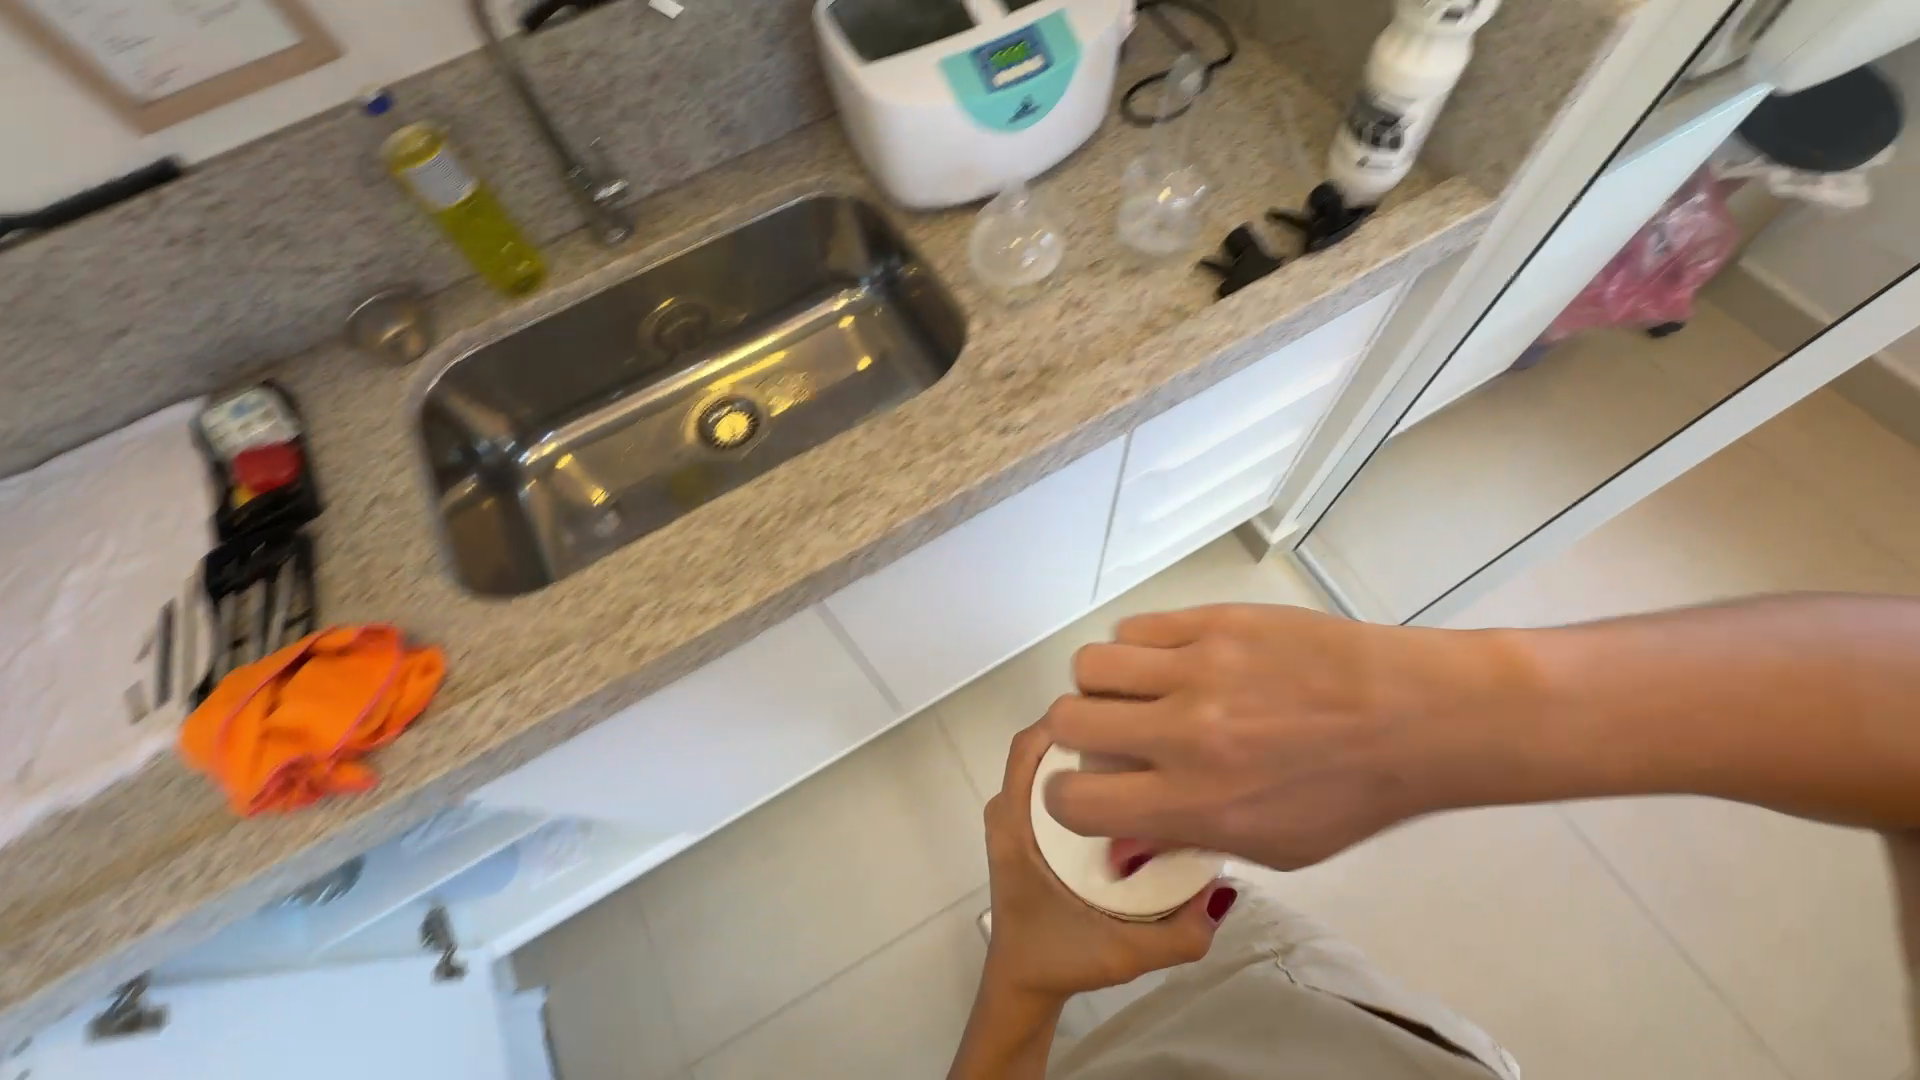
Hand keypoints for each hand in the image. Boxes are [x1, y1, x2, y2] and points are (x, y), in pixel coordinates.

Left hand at [980, 722, 1237, 1002]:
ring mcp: (1011, 816)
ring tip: (1138, 755)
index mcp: (1014, 825)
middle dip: (1088, 733)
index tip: (1125, 719)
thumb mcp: (1126, 954)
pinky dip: (1078, 772)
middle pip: (1042, 746)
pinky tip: (1121, 784)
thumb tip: (1224, 887)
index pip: (1032, 746)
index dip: (1072, 722)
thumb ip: (1180, 932)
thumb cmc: (1062, 959)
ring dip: (1085, 752)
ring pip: (1044, 760)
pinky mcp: (1020, 825)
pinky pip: (1044, 779)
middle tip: (1142, 736)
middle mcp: (1006, 811)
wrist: (1024, 985)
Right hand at [1042, 604, 1533, 870]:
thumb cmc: (1352, 794)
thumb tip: (1116, 846)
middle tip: (1113, 734)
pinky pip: (1137, 627)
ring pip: (1092, 665)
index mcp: (1196, 803)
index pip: (1075, 798)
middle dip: (1078, 734)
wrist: (1418, 714)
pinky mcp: (1214, 620)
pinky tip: (1174, 661)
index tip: (1086, 787)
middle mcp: (1183, 734)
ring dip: (1105, 684)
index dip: (1065, 796)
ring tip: (1141, 690)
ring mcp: (1196, 669)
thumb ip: (1183, 841)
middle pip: (1067, 720)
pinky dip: (1141, 648)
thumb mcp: (1273, 847)